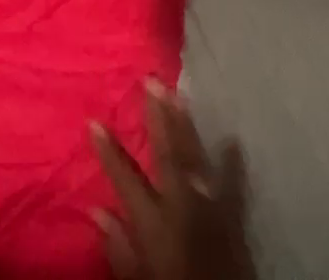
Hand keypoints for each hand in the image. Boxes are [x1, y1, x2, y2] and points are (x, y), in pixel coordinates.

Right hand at [91, 81, 255, 279]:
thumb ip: (119, 248)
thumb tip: (97, 211)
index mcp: (155, 223)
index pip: (126, 179)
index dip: (109, 150)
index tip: (93, 120)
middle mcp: (183, 208)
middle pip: (168, 154)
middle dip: (159, 116)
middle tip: (151, 80)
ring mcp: (212, 208)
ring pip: (198, 158)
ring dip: (188, 125)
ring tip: (180, 93)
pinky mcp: (235, 218)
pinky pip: (234, 184)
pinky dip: (233, 162)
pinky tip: (233, 139)